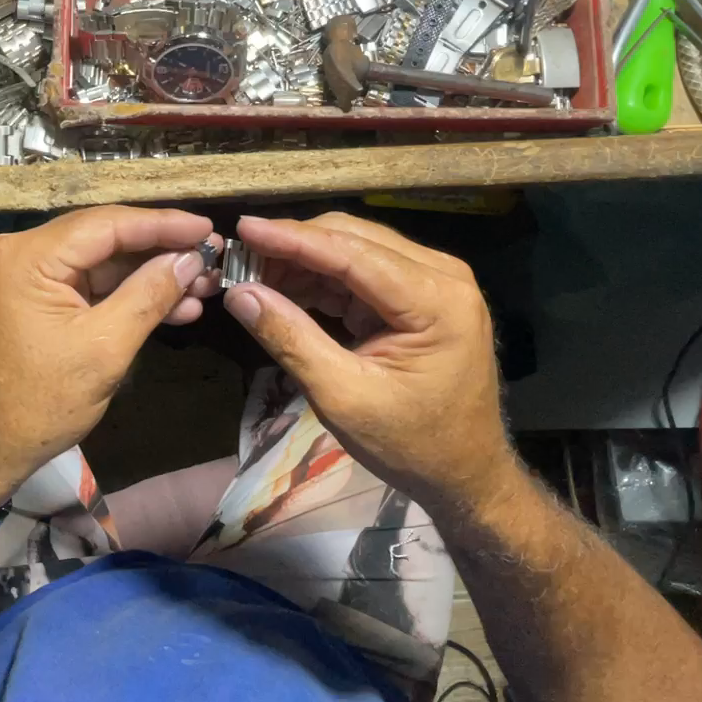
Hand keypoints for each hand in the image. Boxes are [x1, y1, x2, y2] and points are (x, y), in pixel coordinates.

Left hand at [0, 206, 217, 519]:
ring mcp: (25, 276)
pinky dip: (126, 296)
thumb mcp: (104, 348)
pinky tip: (173, 308)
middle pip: (104, 239)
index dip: (163, 224)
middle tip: (213, 257)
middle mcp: (20, 253)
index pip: (106, 224)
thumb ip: (149, 295)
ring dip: (150, 277)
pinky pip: (88, 287)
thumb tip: (190, 259)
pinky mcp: (34, 299)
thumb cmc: (40, 404)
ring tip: (203, 288)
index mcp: (26, 256)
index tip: (207, 228)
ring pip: (101, 264)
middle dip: (161, 252)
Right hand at [221, 213, 518, 513]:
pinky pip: (358, 270)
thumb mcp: (343, 396)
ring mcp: (431, 281)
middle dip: (292, 246)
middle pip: (352, 239)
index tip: (242, 227)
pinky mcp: (416, 294)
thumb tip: (238, 293)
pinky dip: (318, 277)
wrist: (463, 473)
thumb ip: (291, 339)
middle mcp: (440, 275)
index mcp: (435, 300)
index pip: (350, 253)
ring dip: (301, 260)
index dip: (292, 238)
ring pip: (352, 249)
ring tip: (251, 275)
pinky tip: (281, 287)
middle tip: (238, 261)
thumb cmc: (411, 443)